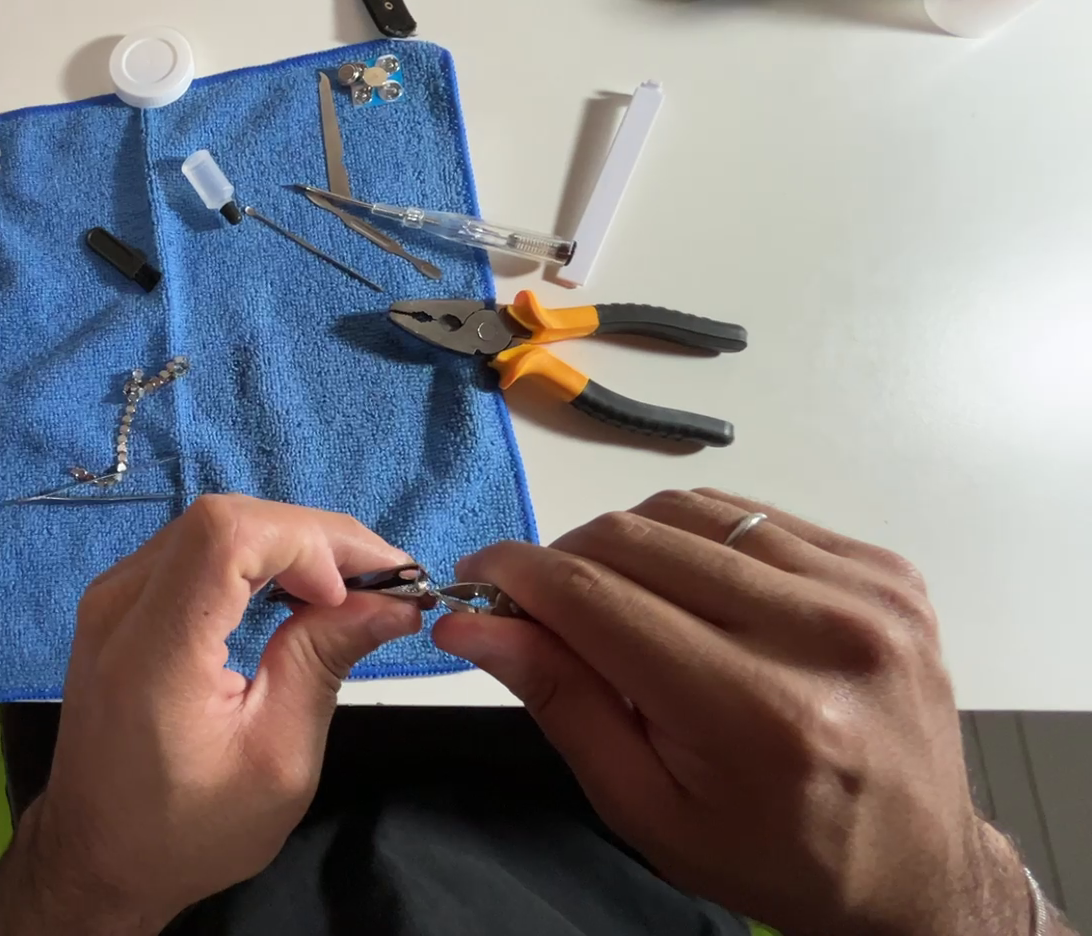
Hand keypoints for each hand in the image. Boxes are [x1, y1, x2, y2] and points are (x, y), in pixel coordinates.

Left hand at [0, 496, 422, 934]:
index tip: (355, 589)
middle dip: (310, 537)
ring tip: (347, 582)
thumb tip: (387, 602)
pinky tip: (293, 585)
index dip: (301, 542)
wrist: (95, 849)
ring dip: (286, 541)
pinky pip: (195, 546)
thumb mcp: (276, 763)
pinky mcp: (120, 595)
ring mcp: (113, 591)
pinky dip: (254, 553)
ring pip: (211, 524)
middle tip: (377, 577)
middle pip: (222, 520)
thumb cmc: (185, 827)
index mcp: (152, 649)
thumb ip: (322, 663)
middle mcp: (121, 601)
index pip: (223, 537)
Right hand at [434, 489, 1029, 935]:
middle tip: (539, 607)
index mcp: (757, 713)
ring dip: (614, 545)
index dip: (511, 574)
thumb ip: (552, 696)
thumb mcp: (636, 801)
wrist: (917, 870)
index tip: (472, 580)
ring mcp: (864, 593)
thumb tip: (462, 622)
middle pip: (624, 539)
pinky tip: (680, 586)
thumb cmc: (761, 849)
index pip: (590, 596)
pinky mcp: (881, 569)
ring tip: (615, 600)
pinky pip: (730, 512)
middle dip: (555, 562)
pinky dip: (677, 536)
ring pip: (671, 510)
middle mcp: (821, 635)